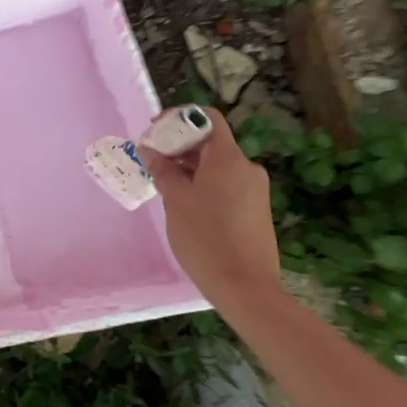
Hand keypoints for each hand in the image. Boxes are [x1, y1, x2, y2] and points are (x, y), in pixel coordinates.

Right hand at [140, 106, 281, 307]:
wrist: (246, 289)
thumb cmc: (206, 238)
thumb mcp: (175, 200)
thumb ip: (163, 169)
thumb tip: (150, 150)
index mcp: (228, 159)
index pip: (208, 118)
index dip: (180, 117)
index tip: (156, 131)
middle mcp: (247, 168)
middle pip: (211, 142)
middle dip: (180, 146)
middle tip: (153, 160)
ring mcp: (255, 190)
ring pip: (217, 166)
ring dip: (190, 167)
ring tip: (165, 184)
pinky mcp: (256, 210)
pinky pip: (226, 184)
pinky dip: (204, 184)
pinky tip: (186, 203)